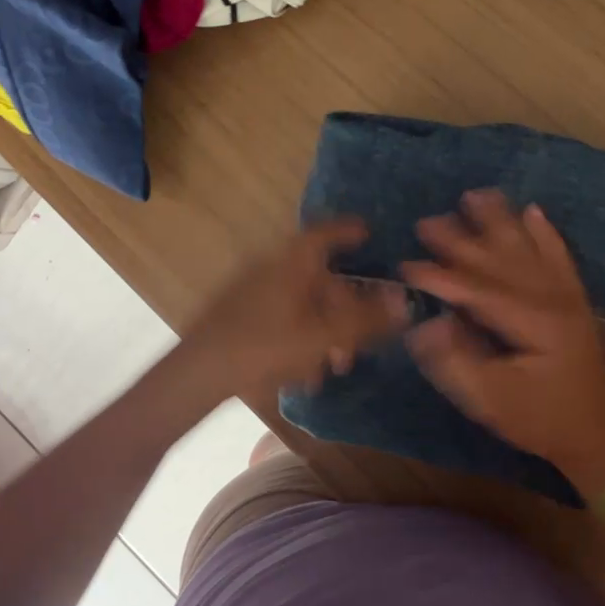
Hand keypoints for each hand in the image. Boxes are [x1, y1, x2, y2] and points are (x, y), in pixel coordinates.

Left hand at [185, 218, 407, 397]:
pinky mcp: (236, 314)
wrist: (200, 371)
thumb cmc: (266, 346)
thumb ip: (366, 319)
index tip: (368, 233)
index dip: (348, 230)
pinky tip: (302, 375)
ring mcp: (250, 290)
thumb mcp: (325, 336)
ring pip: (299, 303)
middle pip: (316, 277)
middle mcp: (270, 267)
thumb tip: (404, 301)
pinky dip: (297, 338)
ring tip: (333, 367)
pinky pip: (278, 318)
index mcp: (292, 262)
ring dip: (322, 331)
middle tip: (359, 340)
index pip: (325, 232)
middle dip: (343, 309)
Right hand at [401, 190, 604, 483]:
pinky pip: (559, 257)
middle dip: (460, 240)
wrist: (598, 437)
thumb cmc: (539, 419)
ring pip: (528, 249)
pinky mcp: (574, 302)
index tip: (404, 266)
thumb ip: (454, 361)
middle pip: (500, 260)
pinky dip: (546, 233)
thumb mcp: (489, 400)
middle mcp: (551, 299)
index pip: (476, 289)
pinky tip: (532, 211)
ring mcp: (567, 297)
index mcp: (531, 322)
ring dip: (499, 222)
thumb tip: (426, 324)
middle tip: (426, 221)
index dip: (438, 276)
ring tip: (475, 195)